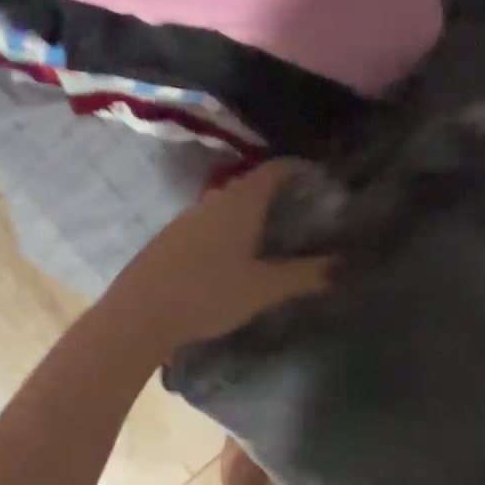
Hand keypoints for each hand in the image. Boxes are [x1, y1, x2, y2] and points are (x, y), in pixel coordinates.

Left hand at [105, 160, 332, 353]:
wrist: (140, 315)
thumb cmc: (208, 294)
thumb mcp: (263, 289)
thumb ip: (305, 276)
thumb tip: (344, 265)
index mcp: (241, 202)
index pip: (278, 169)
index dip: (304, 170)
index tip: (325, 183)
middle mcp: (214, 200)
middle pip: (254, 187)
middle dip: (283, 198)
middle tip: (308, 220)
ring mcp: (188, 218)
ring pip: (231, 209)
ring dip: (255, 219)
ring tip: (278, 243)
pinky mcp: (172, 240)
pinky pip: (213, 226)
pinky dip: (234, 234)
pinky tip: (239, 261)